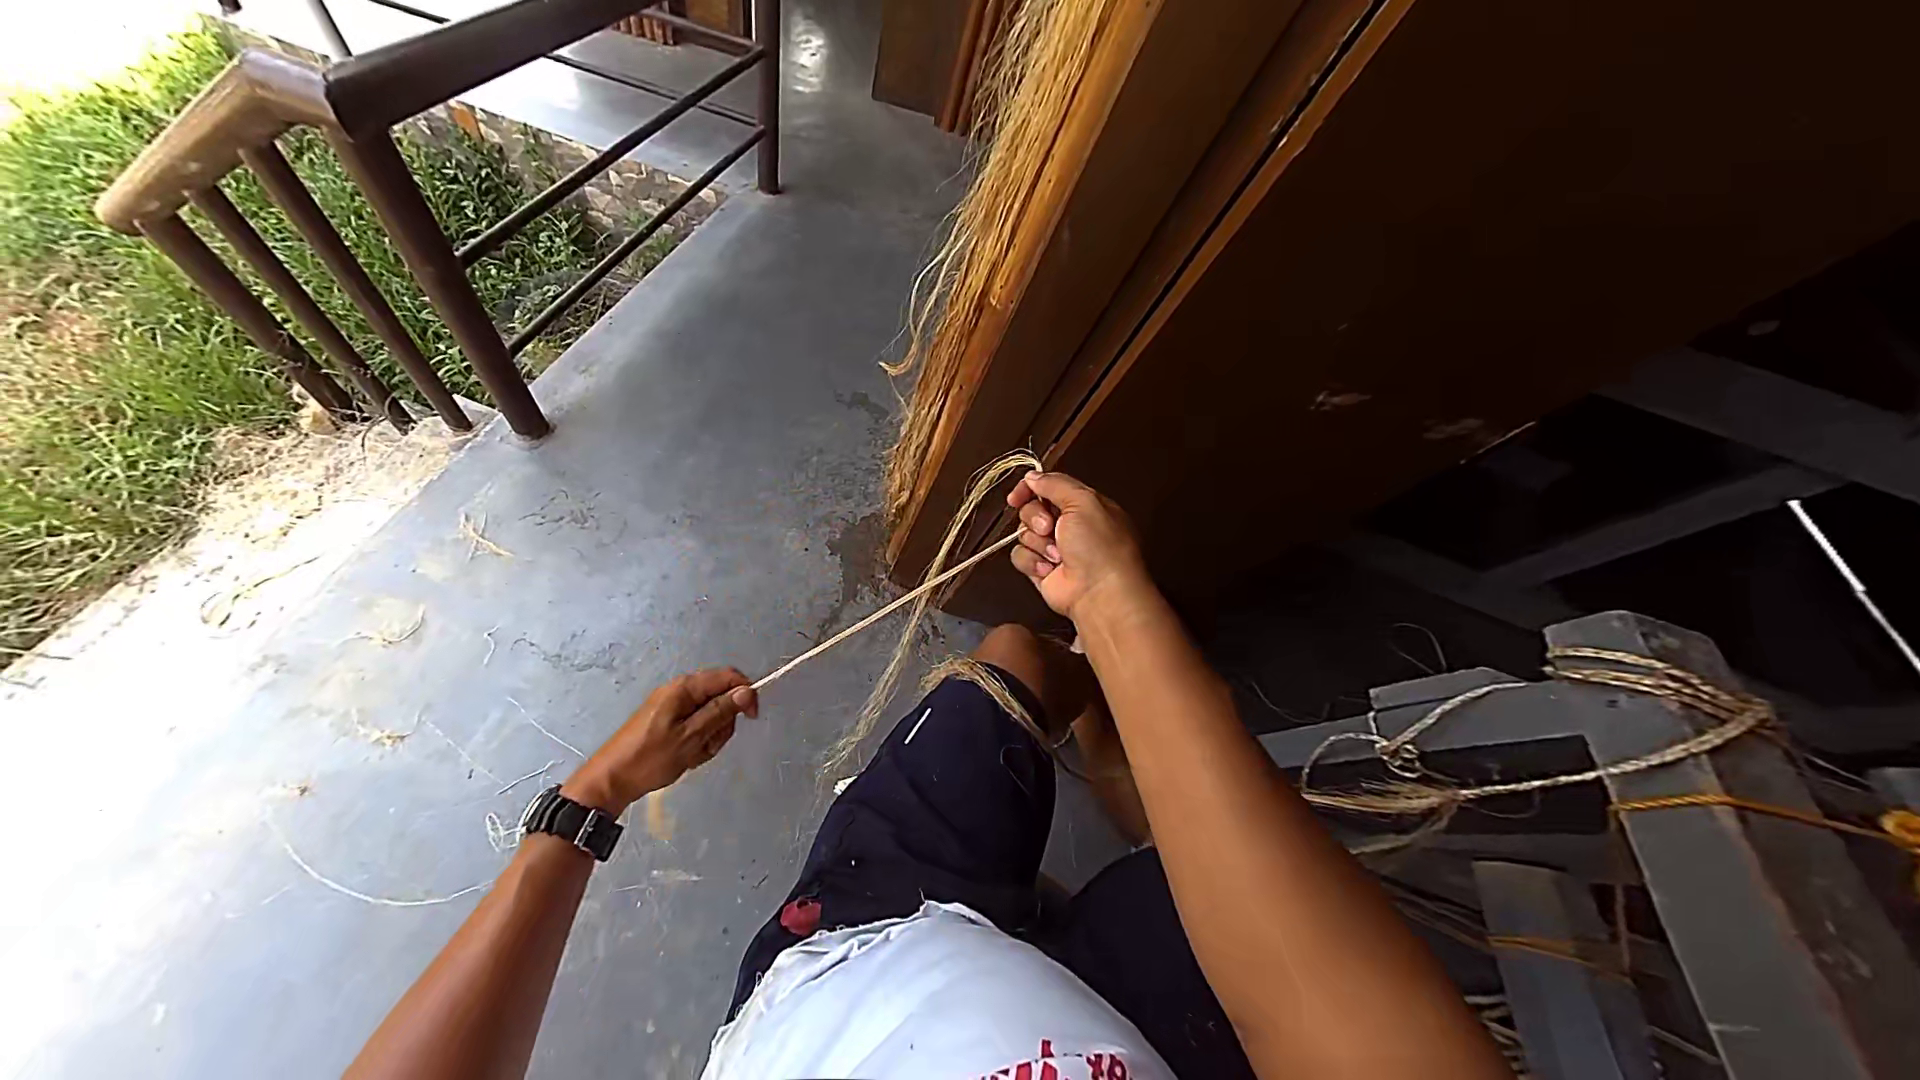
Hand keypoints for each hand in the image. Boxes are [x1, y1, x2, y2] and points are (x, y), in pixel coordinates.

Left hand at [562, 669, 758, 812]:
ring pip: (712, 713)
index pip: (729, 676)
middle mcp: (680, 690)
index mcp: (685, 687)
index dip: (745, 694)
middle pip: (722, 695)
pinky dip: (698, 740)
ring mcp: (674, 705)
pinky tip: (686, 756)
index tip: (751, 718)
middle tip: (709, 744)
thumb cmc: (649, 759)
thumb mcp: (691, 737)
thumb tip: (746, 691)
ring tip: (694, 754)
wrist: (610, 781)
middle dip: (724, 722)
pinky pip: (697, 724)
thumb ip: (720, 712)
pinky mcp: (669, 720)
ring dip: (711, 735)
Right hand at [1006, 470, 1151, 621]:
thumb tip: (1033, 477)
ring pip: (1024, 534)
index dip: (1031, 489)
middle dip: (1035, 517)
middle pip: (1032, 509)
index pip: (1049, 487)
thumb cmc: (1100, 546)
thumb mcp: (1082, 501)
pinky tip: (1048, 569)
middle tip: (1049, 528)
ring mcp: (1054, 549)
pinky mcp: (1041, 569)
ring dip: (1037, 543)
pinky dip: (1032, 562)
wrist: (1099, 592)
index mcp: (1083, 505)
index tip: (1017, 496)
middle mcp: (1069, 526)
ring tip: (1056, 555)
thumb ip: (1055, 484)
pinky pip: (1020, 556)